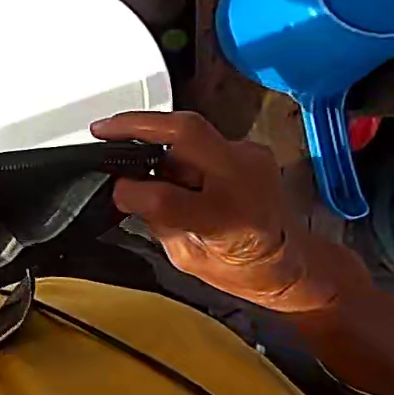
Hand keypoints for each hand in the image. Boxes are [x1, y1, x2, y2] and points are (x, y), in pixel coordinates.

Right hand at [90, 111, 328, 311]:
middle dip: (137, 125)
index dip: (130, 192)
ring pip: (190, 129)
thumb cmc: (241, 269)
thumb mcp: (186, 257)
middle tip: (101, 130)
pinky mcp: (244, 149)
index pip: (167, 197)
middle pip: (187, 132)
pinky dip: (169, 144)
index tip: (111, 192)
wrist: (292, 262)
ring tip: (125, 149)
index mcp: (231, 220)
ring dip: (151, 136)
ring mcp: (249, 158)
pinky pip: (197, 137)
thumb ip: (156, 219)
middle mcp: (246, 180)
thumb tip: (125, 190)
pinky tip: (157, 159)